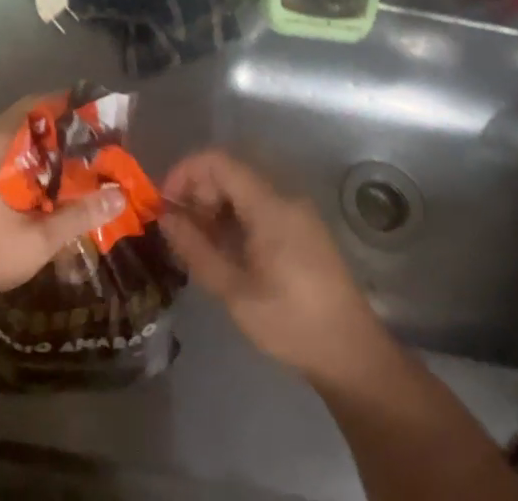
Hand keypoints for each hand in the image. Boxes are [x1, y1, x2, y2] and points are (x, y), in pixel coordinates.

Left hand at [0, 95, 127, 300]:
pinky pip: (11, 155)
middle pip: (31, 119)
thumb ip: (79, 215)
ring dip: (50, 144)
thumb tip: (119, 194)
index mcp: (1, 145)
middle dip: (65, 126)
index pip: (40, 106)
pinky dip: (35, 159)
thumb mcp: (38, 239)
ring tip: (84, 160)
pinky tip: (55, 181)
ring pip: (20, 137)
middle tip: (99, 141)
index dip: (73, 107)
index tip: (103, 115)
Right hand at [158, 149, 384, 378]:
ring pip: (243, 191)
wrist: (352, 355)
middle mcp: (286, 200)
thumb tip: (165, 218)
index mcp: (271, 207)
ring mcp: (297, 215)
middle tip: (177, 229)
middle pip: (230, 173)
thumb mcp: (233, 290)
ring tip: (195, 244)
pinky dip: (233, 220)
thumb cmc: (290, 322)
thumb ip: (195, 248)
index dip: (184, 173)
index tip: (164, 205)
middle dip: (196, 192)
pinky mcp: (302, 233)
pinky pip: (258, 209)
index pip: (218, 162)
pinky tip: (222, 253)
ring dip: (213, 208)